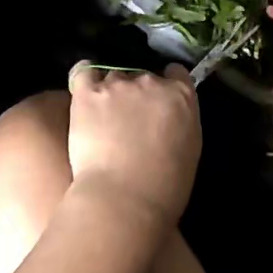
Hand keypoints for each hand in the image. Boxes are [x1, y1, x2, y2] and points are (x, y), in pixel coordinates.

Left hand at [65, 62, 200, 227]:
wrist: (124, 199)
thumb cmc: (164, 188)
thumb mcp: (189, 149)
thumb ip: (180, 122)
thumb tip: (167, 117)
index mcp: (180, 96)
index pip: (176, 74)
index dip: (168, 85)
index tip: (160, 101)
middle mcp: (150, 82)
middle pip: (143, 77)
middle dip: (138, 94)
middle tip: (130, 121)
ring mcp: (117, 85)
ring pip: (114, 77)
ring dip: (111, 93)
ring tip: (103, 119)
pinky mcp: (87, 94)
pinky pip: (83, 73)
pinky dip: (85, 78)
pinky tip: (84, 92)